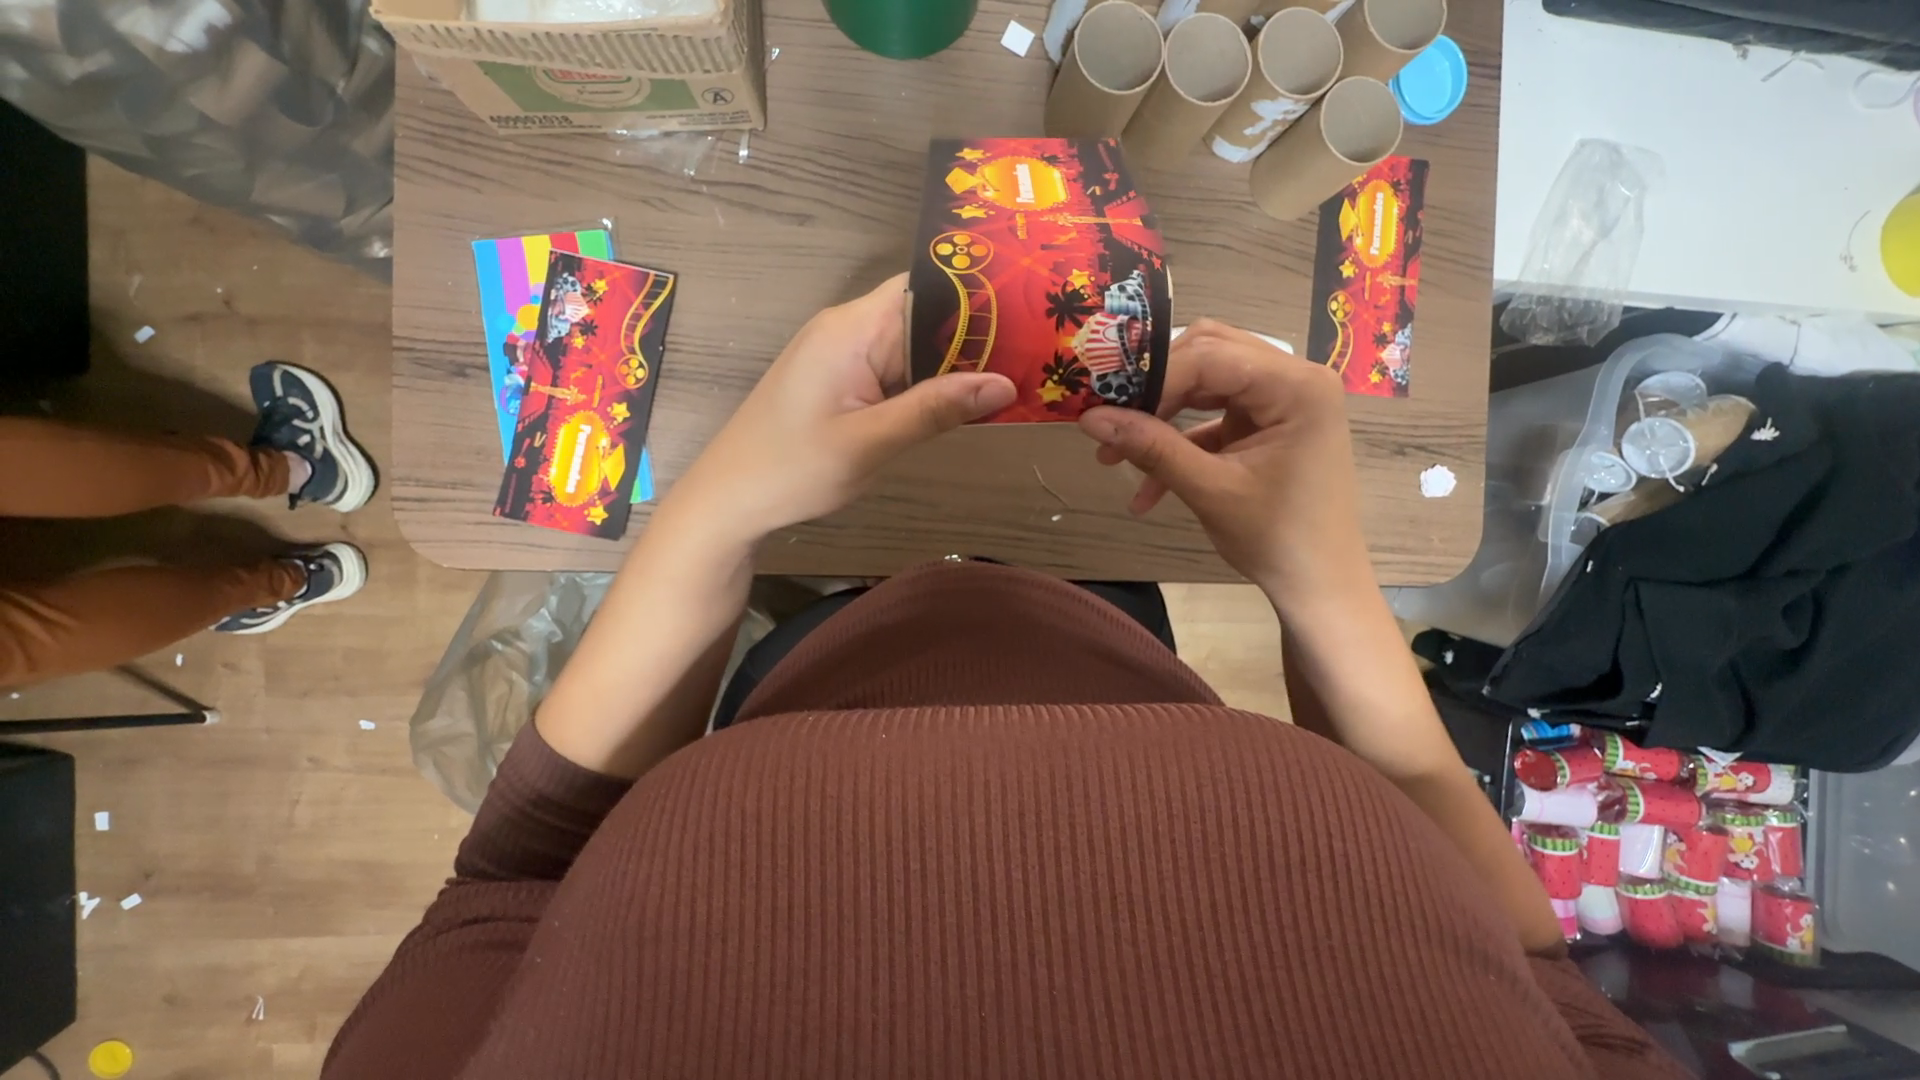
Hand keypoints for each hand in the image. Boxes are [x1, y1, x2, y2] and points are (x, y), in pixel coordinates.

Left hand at [664, 274, 1014, 544]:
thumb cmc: (792, 468)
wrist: (729, 499)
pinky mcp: (843, 381)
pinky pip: (897, 370)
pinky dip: (930, 383)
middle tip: (1038, 352)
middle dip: (976, 333)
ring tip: (1017, 374)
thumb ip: (935, 410)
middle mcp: (848, 329)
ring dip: (955, 363)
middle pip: (924, 314)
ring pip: (914, 345)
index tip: (1028, 311)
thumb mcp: (870, 442)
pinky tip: (966, 401)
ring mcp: (844, 356)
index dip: (975, 293)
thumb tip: (1004, 385)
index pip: (924, 285)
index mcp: (852, 328)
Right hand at [1077, 319, 1371, 605]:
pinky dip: (1178, 443)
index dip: (1153, 378)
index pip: (1210, 356)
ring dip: (1160, 416)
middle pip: (1208, 354)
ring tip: (1113, 454)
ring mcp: (1280, 400)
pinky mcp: (1266, 424)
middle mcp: (1294, 378)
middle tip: (1109, 416)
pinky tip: (1145, 488)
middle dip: (1155, 390)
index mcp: (1295, 386)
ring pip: (1205, 383)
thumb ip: (1151, 448)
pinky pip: (1212, 417)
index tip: (1105, 406)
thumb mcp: (1209, 490)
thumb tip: (1087, 418)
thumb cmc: (1277, 538)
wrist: (1320, 585)